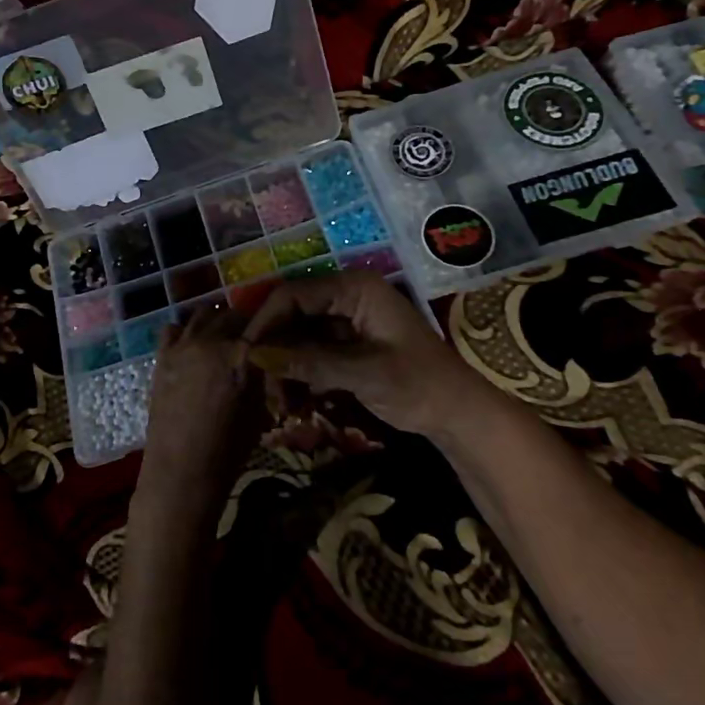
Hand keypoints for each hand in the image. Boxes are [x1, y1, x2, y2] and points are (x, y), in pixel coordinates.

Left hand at [139, 307, 264, 508]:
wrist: (182, 471)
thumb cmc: (229, 449)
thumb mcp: (260, 410)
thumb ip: (263, 377)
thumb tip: (267, 362)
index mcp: (243, 355)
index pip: (264, 323)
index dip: (272, 327)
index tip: (276, 334)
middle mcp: (212, 341)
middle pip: (233, 315)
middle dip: (245, 324)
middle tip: (250, 340)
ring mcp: (183, 346)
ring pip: (204, 315)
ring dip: (216, 323)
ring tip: (222, 340)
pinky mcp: (162, 355)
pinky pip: (174, 328)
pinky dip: (186, 331)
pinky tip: (193, 347)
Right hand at [242, 272, 488, 436]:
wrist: (459, 415)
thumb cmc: (418, 385)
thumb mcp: (361, 374)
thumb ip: (308, 362)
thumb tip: (256, 356)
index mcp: (355, 289)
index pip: (293, 294)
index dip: (265, 322)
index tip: (245, 354)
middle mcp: (346, 297)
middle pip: (292, 315)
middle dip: (273, 350)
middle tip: (259, 385)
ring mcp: (346, 321)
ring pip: (297, 337)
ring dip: (283, 367)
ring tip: (278, 403)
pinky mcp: (346, 345)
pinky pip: (310, 353)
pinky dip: (298, 375)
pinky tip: (292, 402)